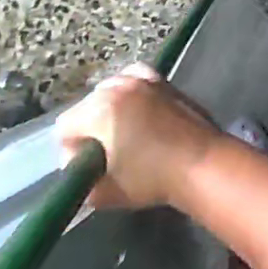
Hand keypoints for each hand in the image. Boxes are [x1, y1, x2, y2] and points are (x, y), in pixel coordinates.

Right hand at [55, 63, 221, 208]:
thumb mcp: (103, 192)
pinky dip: (131, 87)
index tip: (87, 165)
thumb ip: (80, 178)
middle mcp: (120, 88)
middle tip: (104, 151)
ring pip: (111, 87)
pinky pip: (137, 76)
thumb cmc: (151, 178)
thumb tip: (81, 166)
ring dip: (109, 107)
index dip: (70, 149)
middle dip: (89, 127)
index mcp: (99, 110)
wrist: (202, 162)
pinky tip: (137, 107)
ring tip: (122, 131)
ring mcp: (145, 81)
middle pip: (88, 104)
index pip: (65, 126)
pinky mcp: (165, 82)